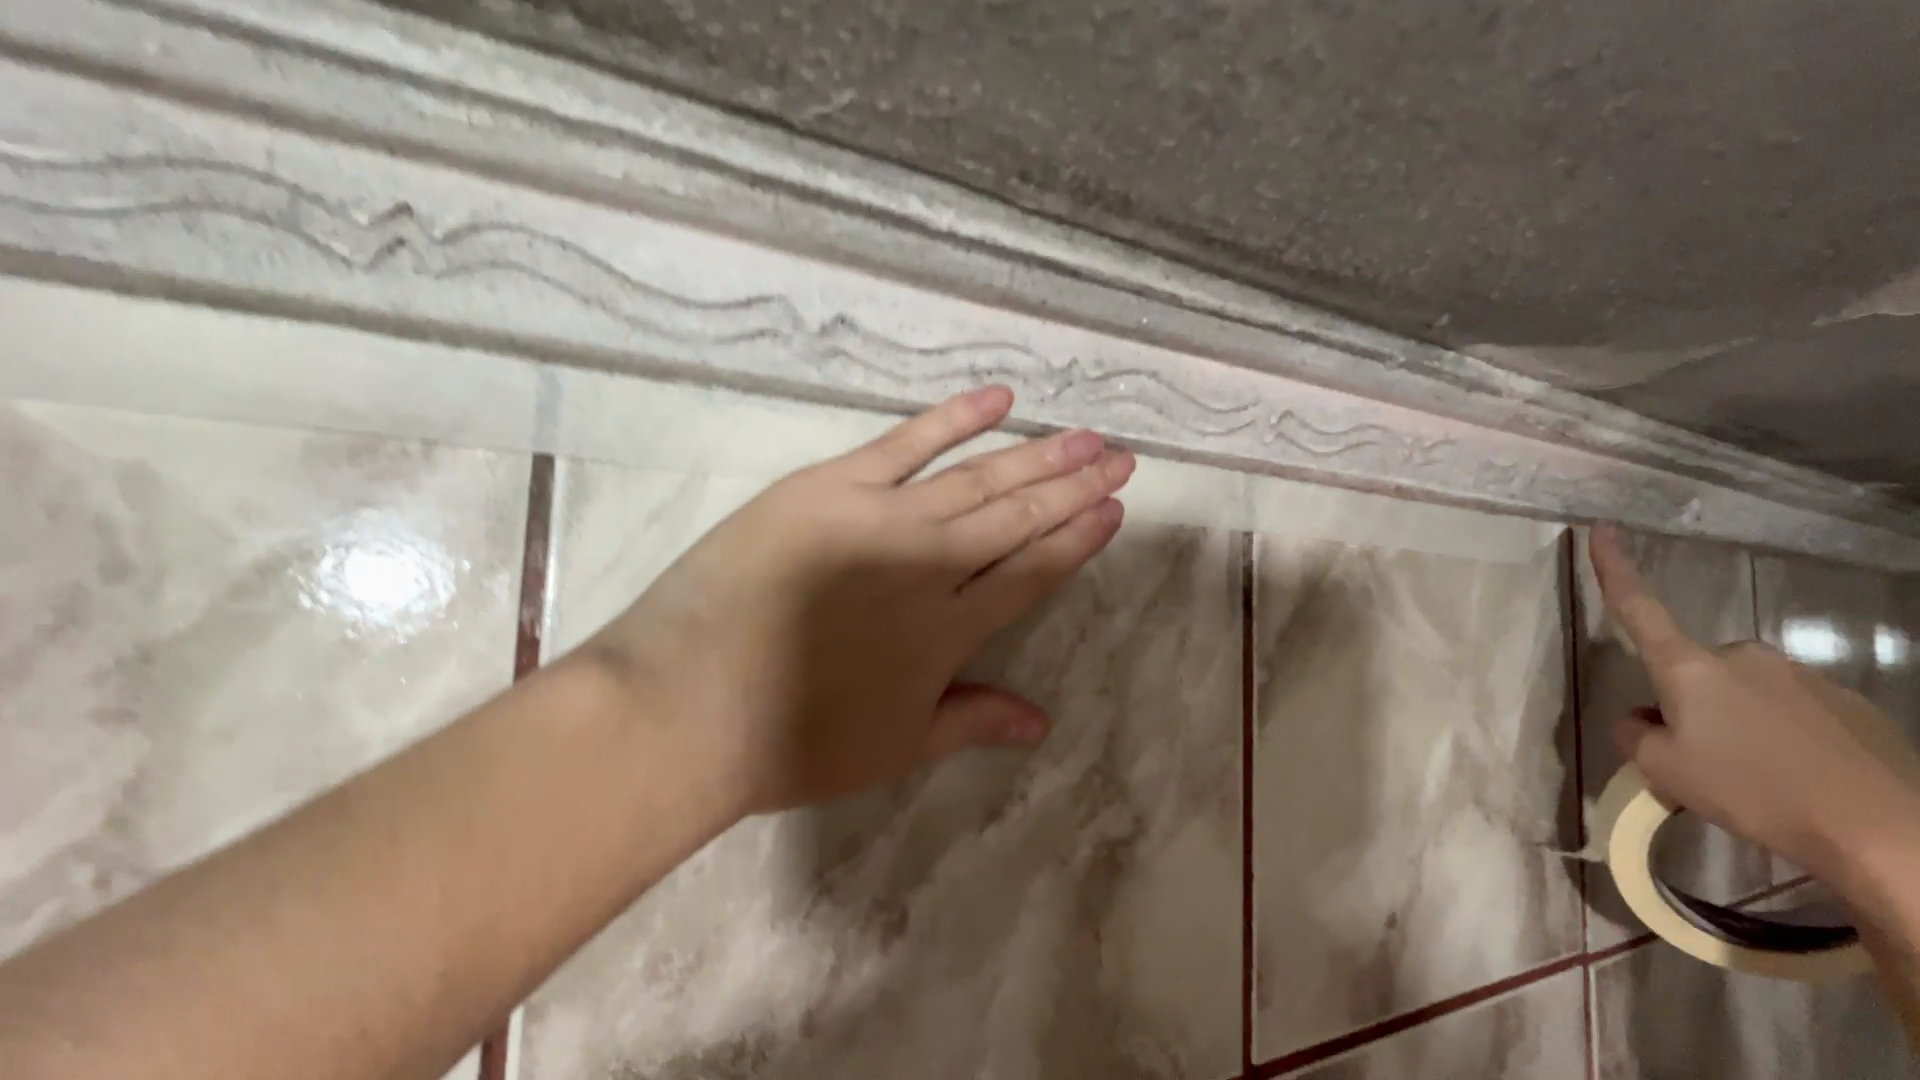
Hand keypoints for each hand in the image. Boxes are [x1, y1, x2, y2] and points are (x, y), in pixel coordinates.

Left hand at [573, 386, 1133, 815]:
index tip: (1115, 510)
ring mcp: (879, 519)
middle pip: (1017, 518)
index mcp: (946, 633)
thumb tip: (1043, 721)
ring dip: (1036, 455)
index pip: (1030, 573)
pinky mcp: (827, 488)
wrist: (683, 711)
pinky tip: (998, 399)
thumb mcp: (893, 746)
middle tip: (1120, 458)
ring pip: (976, 478)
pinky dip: (953, 420)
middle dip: (1075, 488)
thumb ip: (970, 720)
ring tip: (1083, 437)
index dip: (1076, 540)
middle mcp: (928, 568)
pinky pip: (903, 444)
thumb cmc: (788, 744)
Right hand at [1590, 524, 1919, 886]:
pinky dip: (1785, 742)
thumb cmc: (1753, 790)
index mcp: (1689, 668)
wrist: (1884, 830)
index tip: (1602, 528)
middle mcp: (1743, 658)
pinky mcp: (1851, 706)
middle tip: (1698, 757)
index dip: (1614, 568)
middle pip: (1696, 673)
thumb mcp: (1662, 770)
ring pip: (1745, 696)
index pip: (1638, 608)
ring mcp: (1803, 678)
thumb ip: (1635, 735)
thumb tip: (1644, 718)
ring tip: (1756, 780)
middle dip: (1690, 704)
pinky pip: (1794, 716)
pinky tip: (1800, 782)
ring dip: (1738, 725)